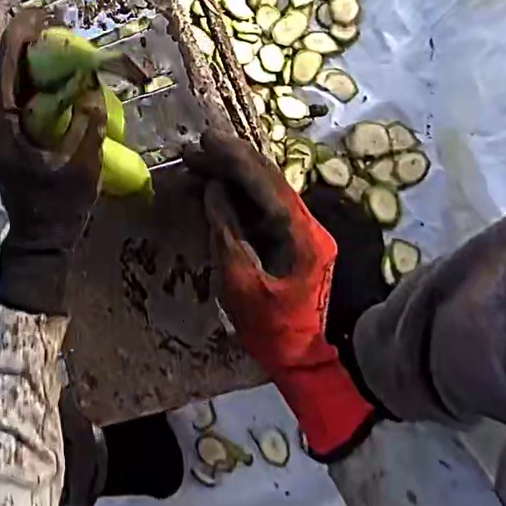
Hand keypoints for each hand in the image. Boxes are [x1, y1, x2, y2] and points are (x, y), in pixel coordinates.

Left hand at [0, 9, 107, 315]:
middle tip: (44, 19)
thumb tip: (93, 92)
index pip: (3, 75)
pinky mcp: (9, 139)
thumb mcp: (81, 170)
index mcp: (3, 131)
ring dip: (24, 59)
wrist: (39, 245)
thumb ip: (88, 129)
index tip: (34, 17)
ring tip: (48, 36)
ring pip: (6, 85)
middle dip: (18, 43)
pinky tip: (50, 72)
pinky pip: (16, 99)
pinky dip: (30, 80)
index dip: (16, 42)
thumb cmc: (58, 211)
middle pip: (0, 74)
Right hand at [186, 130, 384, 460]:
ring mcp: (302, 232)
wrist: (309, 365)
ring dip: (233, 172)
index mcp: (299, 234)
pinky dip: (238, 190)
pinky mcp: (292, 240)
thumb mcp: (240, 283)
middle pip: (267, 180)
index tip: (206, 140)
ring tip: (199, 160)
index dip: (234, 159)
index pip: (265, 184)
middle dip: (231, 159)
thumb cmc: (273, 329)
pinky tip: (216, 184)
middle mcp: (306, 225)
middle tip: (196, 146)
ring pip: (266, 189)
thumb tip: (213, 190)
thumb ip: (225, 232)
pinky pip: (263, 204)